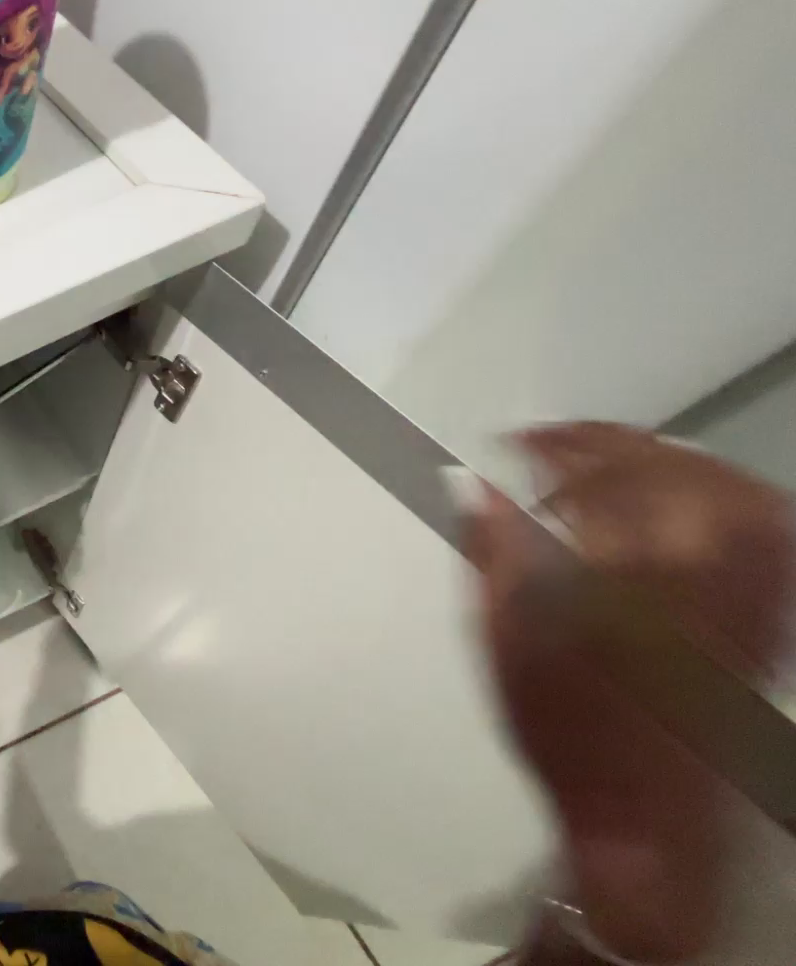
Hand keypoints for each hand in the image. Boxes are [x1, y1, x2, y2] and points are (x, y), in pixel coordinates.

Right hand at [460, 424, 794, 962]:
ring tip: (616, 453)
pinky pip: (768, 529)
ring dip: (669, 457)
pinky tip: (690, 490)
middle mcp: (693, 575)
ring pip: (729, 490)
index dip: (551, 447)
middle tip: (556, 438)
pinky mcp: (765, 612)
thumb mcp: (500, 637)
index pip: (593, 480)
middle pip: (667, 473)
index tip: (514, 441)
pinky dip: (729, 492)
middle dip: (606, 441)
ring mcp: (742, 593)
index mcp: (615, 580)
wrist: (646, 803)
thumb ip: (493, 553)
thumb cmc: (558, 724)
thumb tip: (475, 488)